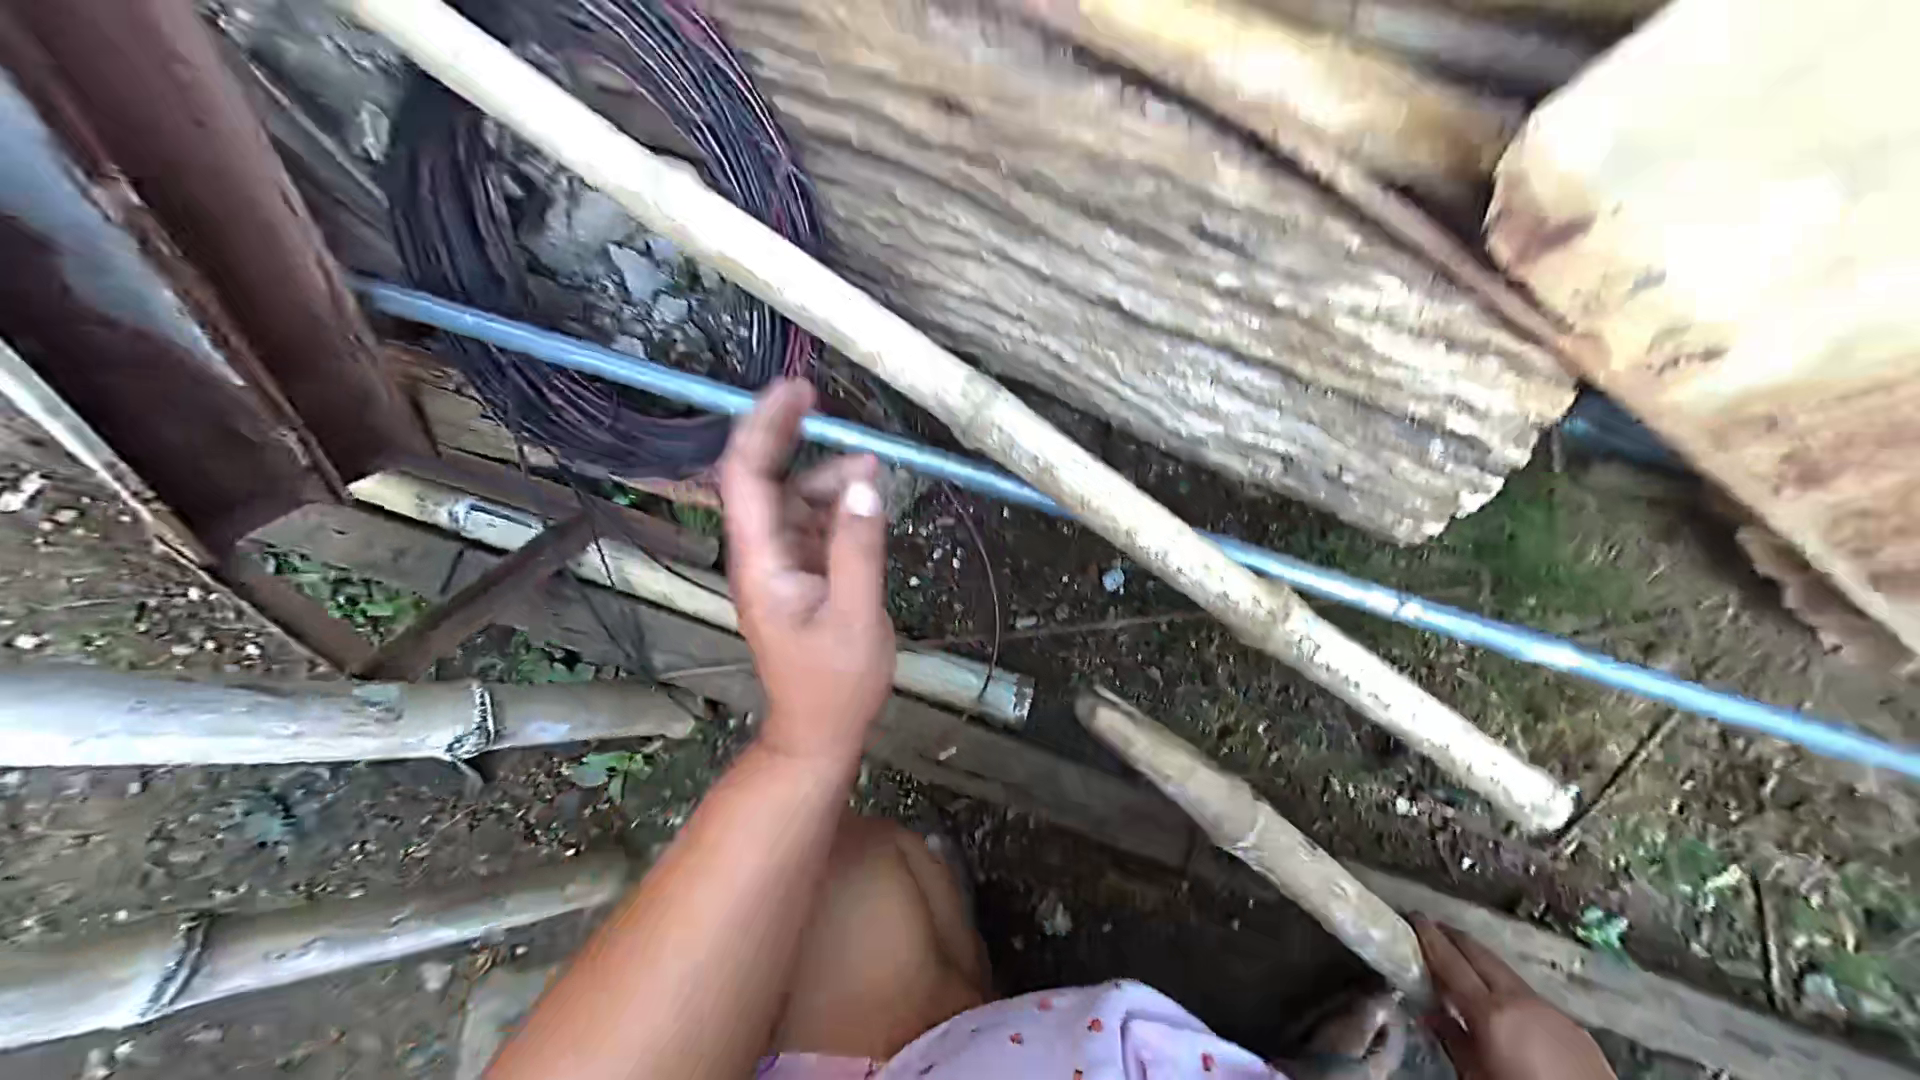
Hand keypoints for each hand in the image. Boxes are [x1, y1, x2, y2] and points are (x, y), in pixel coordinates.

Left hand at [717, 379, 894, 762]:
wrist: (821, 729)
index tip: (796, 392)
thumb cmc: (834, 683)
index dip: (764, 428)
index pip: (746, 478)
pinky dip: (842, 506)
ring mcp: (783, 562)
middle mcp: (763, 553)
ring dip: (831, 478)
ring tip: (875, 471)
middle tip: (824, 401)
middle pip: (767, 479)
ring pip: (798, 499)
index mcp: (761, 562)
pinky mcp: (805, 572)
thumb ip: (859, 548)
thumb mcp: (855, 616)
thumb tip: (865, 484)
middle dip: (792, 437)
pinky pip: (818, 524)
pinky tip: (869, 501)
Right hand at [1414, 917, 1615, 1079]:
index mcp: (1490, 1011)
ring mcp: (1551, 1011)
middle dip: (1455, 937)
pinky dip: (1507, 987)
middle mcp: (1519, 1000)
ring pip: (1506, 972)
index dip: (1429, 936)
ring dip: (1481, 961)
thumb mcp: (1476, 1078)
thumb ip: (1453, 1040)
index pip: (1450, 960)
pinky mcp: (1575, 1027)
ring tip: (1464, 961)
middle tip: (1433, 928)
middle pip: (1480, 954)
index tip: (1414, 916)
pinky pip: (1529, 995)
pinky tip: (1503, 1001)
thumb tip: (1433, 1015)